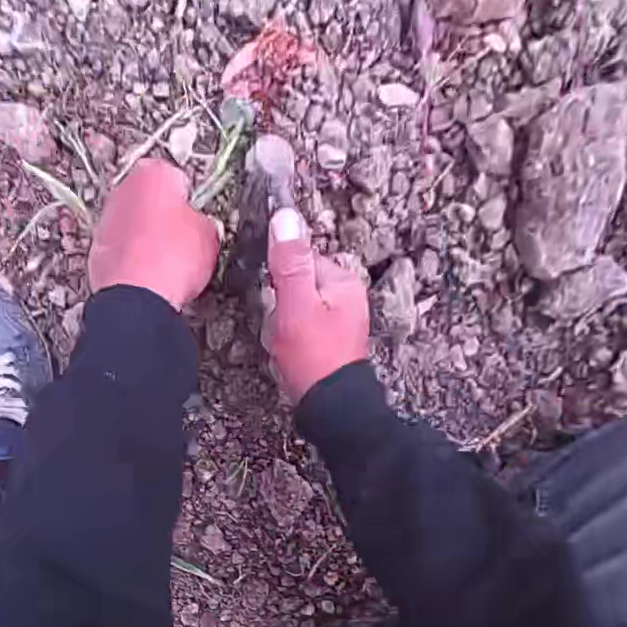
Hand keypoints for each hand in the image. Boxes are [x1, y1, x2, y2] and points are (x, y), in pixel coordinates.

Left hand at [88, 159, 220, 309]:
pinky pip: (122, 248)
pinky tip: (151, 275)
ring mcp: (107, 219)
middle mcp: (124, 189)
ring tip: (169, 263)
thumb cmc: (171, 260)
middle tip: (185, 241)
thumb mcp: (210, 237)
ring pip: (134, 224)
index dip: (192, 202)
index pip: (179, 178)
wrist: (138, 295)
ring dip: (148, 239)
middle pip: (152, 199)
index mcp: (154, 173)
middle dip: (167, 218)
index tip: (198, 218)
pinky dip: (134, 259)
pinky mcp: (97, 249)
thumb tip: (205, 227)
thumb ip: (206, 223)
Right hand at [266, 208, 369, 402]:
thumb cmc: (315, 358)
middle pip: (297, 285)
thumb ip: (290, 263)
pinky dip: (292, 340)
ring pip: (296, 308)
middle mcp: (347, 296)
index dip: (280, 282)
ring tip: (289, 346)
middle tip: (286, 330)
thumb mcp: (296, 305)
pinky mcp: (332, 340)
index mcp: (344, 281)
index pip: (300, 260)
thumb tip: (285, 217)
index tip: (279, 304)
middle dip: (282, 306)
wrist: (331, 409)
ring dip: (284, 326)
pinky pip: (302, 328)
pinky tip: (293, 355)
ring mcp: (341, 320)